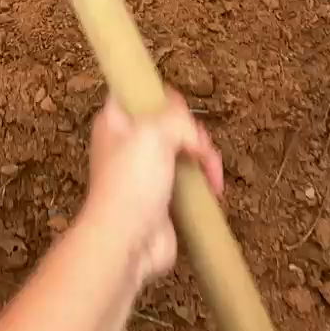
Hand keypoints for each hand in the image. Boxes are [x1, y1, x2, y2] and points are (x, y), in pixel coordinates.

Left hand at [81, 92, 223, 283]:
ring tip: (212, 175)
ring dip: (204, 157)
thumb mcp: (152, 132)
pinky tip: (213, 190)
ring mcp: (147, 168)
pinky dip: (205, 180)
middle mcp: (129, 141)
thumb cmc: (131, 182)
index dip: (161, 94)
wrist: (127, 240)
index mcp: (116, 119)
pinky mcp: (163, 194)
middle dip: (193, 132)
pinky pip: (190, 178)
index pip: (137, 90)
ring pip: (184, 148)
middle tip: (199, 148)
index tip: (181, 109)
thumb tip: (192, 131)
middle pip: (169, 121)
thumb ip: (175, 117)